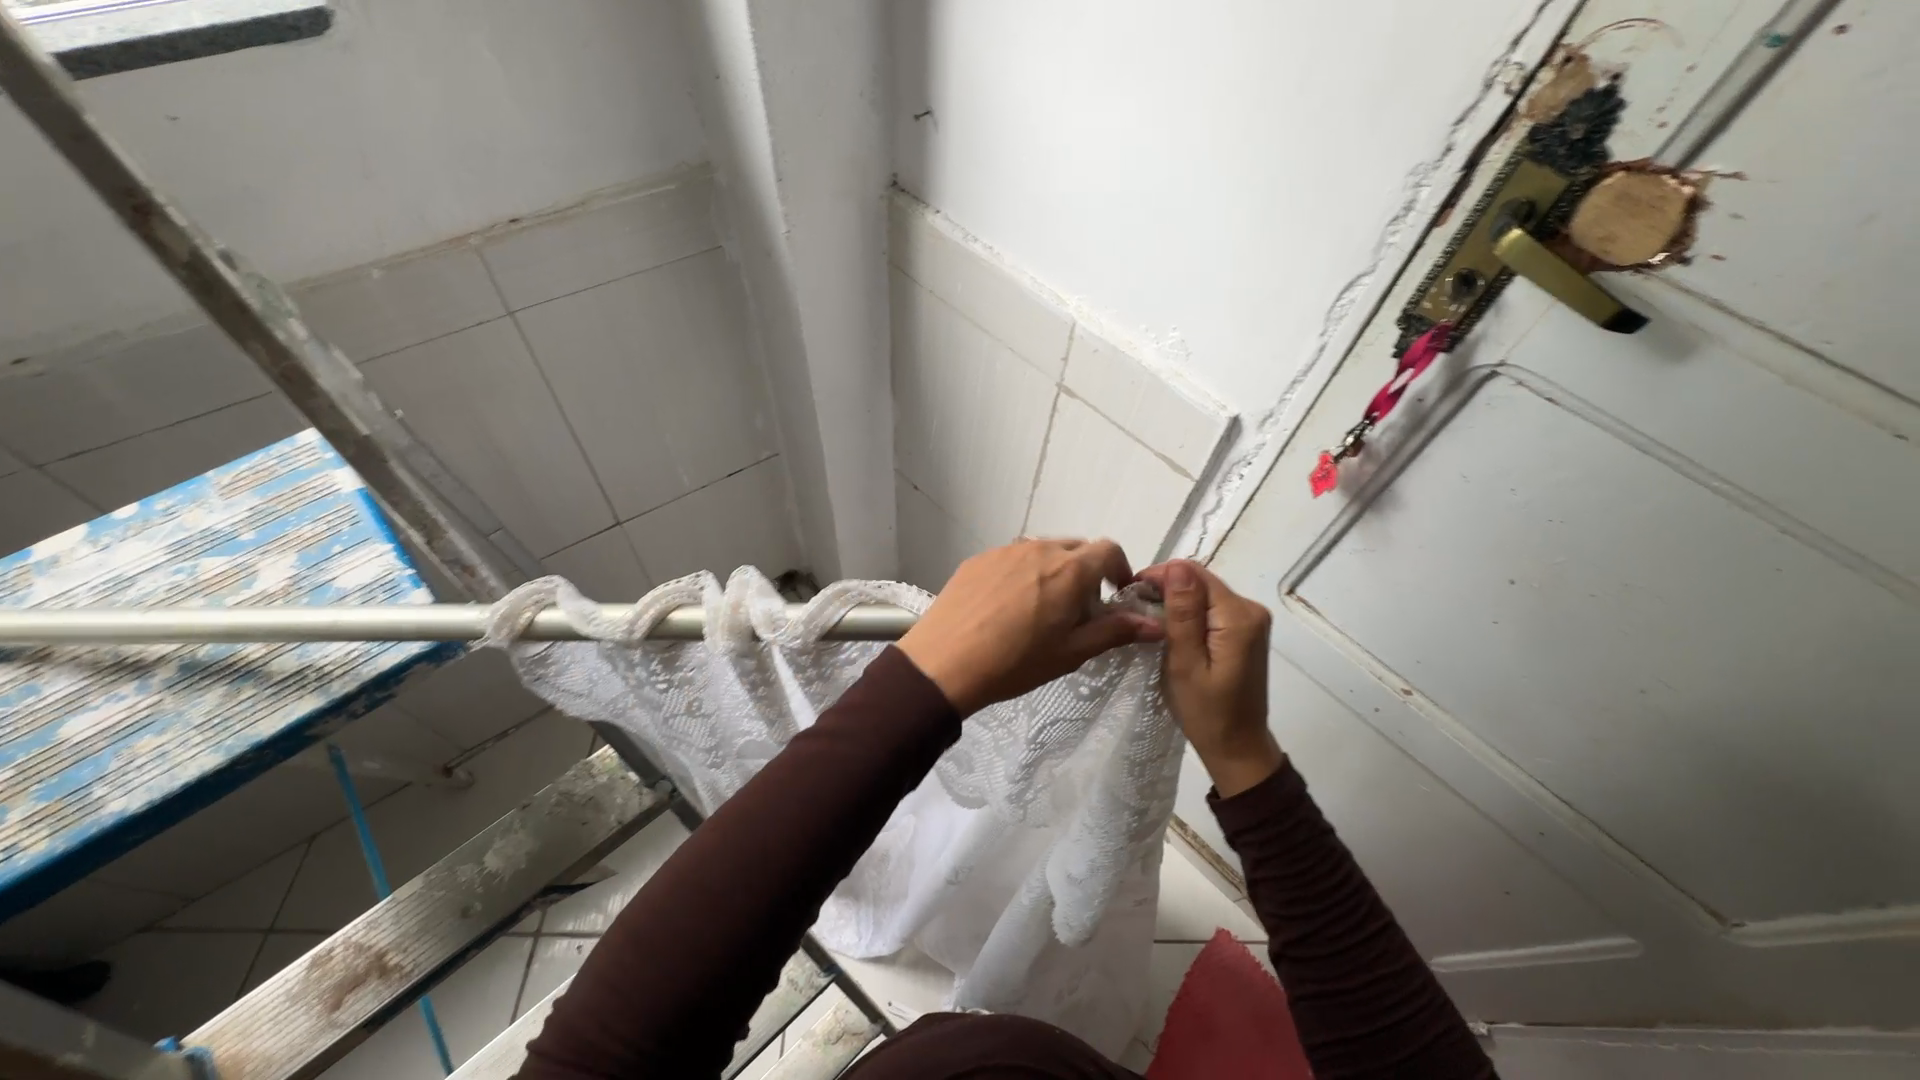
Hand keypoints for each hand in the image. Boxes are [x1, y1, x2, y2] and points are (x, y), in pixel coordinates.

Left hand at [898, 538, 1163, 715]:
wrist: (944, 663)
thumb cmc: (1015, 662)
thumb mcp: (1071, 652)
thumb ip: (1115, 632)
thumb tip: (1156, 625)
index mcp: (1070, 569)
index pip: (1109, 550)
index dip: (1119, 569)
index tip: (1115, 594)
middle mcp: (1039, 549)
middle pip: (1076, 548)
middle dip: (1086, 572)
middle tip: (1078, 609)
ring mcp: (1005, 551)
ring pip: (1042, 551)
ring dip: (1054, 571)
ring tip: (1041, 609)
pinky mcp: (978, 559)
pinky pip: (1012, 558)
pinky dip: (1022, 574)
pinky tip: (1007, 607)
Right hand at [1137, 559, 1281, 796]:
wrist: (1237, 747)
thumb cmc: (1206, 712)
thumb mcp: (1186, 663)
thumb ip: (1182, 614)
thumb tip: (1175, 566)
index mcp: (1238, 616)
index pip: (1193, 574)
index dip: (1159, 578)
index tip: (1129, 596)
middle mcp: (1251, 609)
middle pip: (1199, 581)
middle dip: (1165, 589)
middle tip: (1132, 613)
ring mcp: (1250, 620)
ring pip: (1203, 593)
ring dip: (1174, 602)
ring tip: (1146, 623)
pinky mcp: (1244, 631)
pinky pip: (1210, 609)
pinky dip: (1188, 615)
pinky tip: (1169, 632)